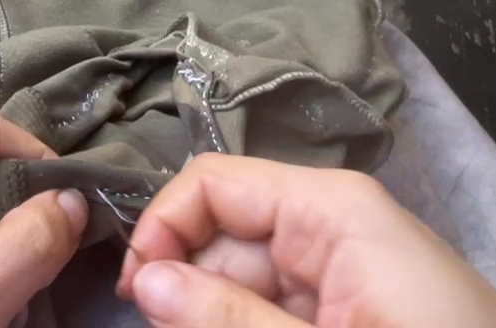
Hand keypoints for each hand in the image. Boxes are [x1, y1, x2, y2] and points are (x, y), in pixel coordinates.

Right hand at [117, 155, 495, 327]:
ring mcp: (350, 269)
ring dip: (223, 316)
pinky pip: (286, 310)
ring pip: (251, 281)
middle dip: (192, 289)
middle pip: (227, 235)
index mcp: (330, 206)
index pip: (214, 181)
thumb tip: (142, 282)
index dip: (165, 226)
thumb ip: (233, 318)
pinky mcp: (360, 309)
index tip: (136, 297)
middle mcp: (334, 222)